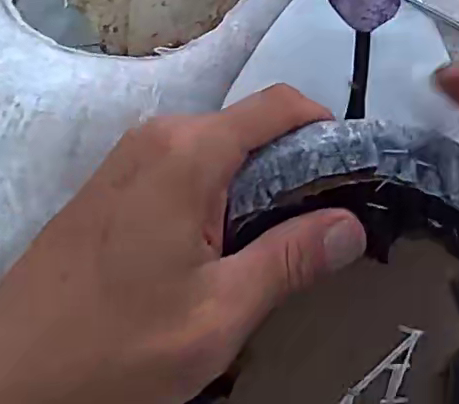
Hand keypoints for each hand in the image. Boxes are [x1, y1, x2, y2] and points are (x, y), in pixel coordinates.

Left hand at [0, 87, 367, 403]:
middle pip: (254, 127)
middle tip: (312, 226)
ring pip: (223, 150)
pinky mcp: (111, 188)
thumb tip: (355, 224)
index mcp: (190, 149)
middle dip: (293, 166)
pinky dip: (220, 195)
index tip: (349, 175)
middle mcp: (161, 135)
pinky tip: (211, 252)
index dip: (326, 128)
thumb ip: (292, 259)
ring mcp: (130, 159)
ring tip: (265, 246)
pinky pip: (188, 169)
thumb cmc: (103, 353)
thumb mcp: (214, 316)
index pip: (283, 104)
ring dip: (257, 185)